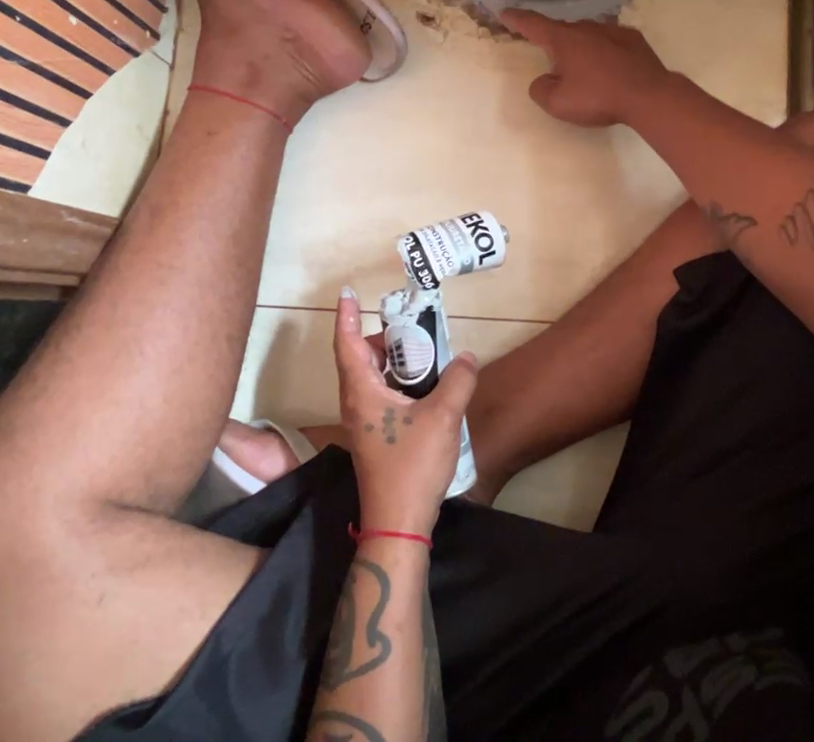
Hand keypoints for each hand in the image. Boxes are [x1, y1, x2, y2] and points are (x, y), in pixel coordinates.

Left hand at [332, 289, 477, 536]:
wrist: (399, 521)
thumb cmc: (413, 466)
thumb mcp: (444, 417)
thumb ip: (458, 381)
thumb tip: (466, 357)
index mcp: (362, 393)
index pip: (347, 345)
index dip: (347, 317)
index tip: (348, 293)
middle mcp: (356, 404)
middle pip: (359, 359)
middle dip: (381, 338)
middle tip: (411, 329)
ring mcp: (365, 423)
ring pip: (371, 379)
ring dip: (391, 362)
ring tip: (423, 354)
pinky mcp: (376, 437)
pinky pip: (381, 396)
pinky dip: (398, 382)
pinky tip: (426, 388)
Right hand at [501, 10, 673, 127]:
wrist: (647, 95)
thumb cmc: (597, 97)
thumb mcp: (557, 103)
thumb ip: (541, 89)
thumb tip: (544, 80)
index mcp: (563, 39)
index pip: (533, 24)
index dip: (516, 19)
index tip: (505, 12)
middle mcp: (586, 27)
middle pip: (563, 32)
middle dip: (556, 44)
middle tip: (556, 63)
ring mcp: (612, 30)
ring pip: (589, 35)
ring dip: (583, 48)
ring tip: (586, 69)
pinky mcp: (634, 39)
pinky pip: (611, 42)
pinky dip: (606, 52)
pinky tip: (611, 67)